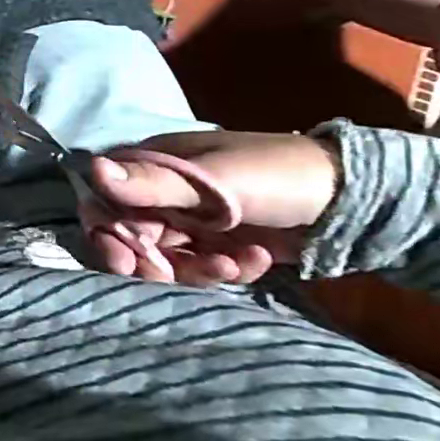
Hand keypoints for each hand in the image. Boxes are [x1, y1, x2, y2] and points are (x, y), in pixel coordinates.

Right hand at [82, 131, 339, 284]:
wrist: (347, 200)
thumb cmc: (276, 175)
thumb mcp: (214, 181)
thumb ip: (153, 182)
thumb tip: (92, 169)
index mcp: (155, 164)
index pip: (105, 199)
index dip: (107, 232)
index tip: (126, 261)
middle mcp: (164, 192)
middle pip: (130, 235)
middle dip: (151, 261)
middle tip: (170, 276)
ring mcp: (191, 219)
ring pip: (165, 257)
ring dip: (194, 270)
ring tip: (233, 266)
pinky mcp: (216, 244)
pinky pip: (199, 267)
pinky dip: (224, 270)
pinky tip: (255, 261)